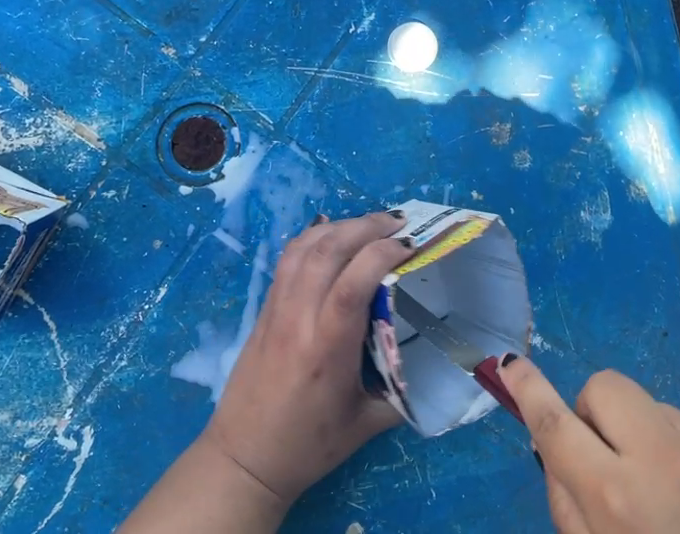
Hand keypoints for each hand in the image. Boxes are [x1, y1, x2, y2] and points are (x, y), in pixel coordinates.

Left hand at [198, 211, 414, 504]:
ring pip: (305, 247)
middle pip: (328, 251)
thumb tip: (435, 360)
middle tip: (399, 222)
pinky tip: (333, 232)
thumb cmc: (309, 446)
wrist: (244, 458)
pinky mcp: (264, 308)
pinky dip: (314, 236)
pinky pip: (288, 258)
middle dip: (366, 227)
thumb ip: (401, 388)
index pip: (353, 283)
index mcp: (327, 349)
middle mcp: (299, 319)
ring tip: (371, 223)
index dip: (382, 254)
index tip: (411, 244)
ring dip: (341, 226)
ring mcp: (277, 309)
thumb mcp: (366, 424)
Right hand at [500, 357, 679, 533]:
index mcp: (617, 498)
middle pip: (605, 387)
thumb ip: (567, 508)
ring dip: (638, 436)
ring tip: (656, 492)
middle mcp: (661, 461)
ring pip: (649, 409)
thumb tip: (554, 453)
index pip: (556, 423)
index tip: (508, 362)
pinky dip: (675, 456)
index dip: (527, 389)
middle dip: (592, 413)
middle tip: (602, 459)